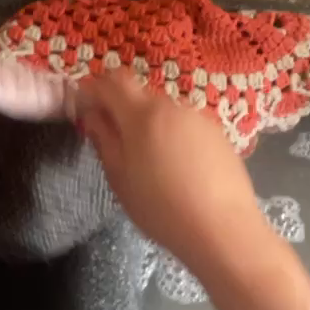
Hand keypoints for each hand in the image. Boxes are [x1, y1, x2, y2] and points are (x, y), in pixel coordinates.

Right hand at [75, 73, 266, 272]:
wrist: (222, 229)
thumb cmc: (160, 207)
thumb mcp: (119, 177)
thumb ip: (103, 139)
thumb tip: (93, 114)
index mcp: (142, 114)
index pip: (113, 79)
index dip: (96, 87)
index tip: (87, 107)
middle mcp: (172, 106)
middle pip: (140, 95)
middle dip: (123, 111)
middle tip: (116, 144)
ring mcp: (199, 118)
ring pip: (164, 112)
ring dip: (150, 126)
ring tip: (151, 163)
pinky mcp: (219, 134)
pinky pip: (186, 126)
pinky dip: (174, 138)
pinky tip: (179, 170)